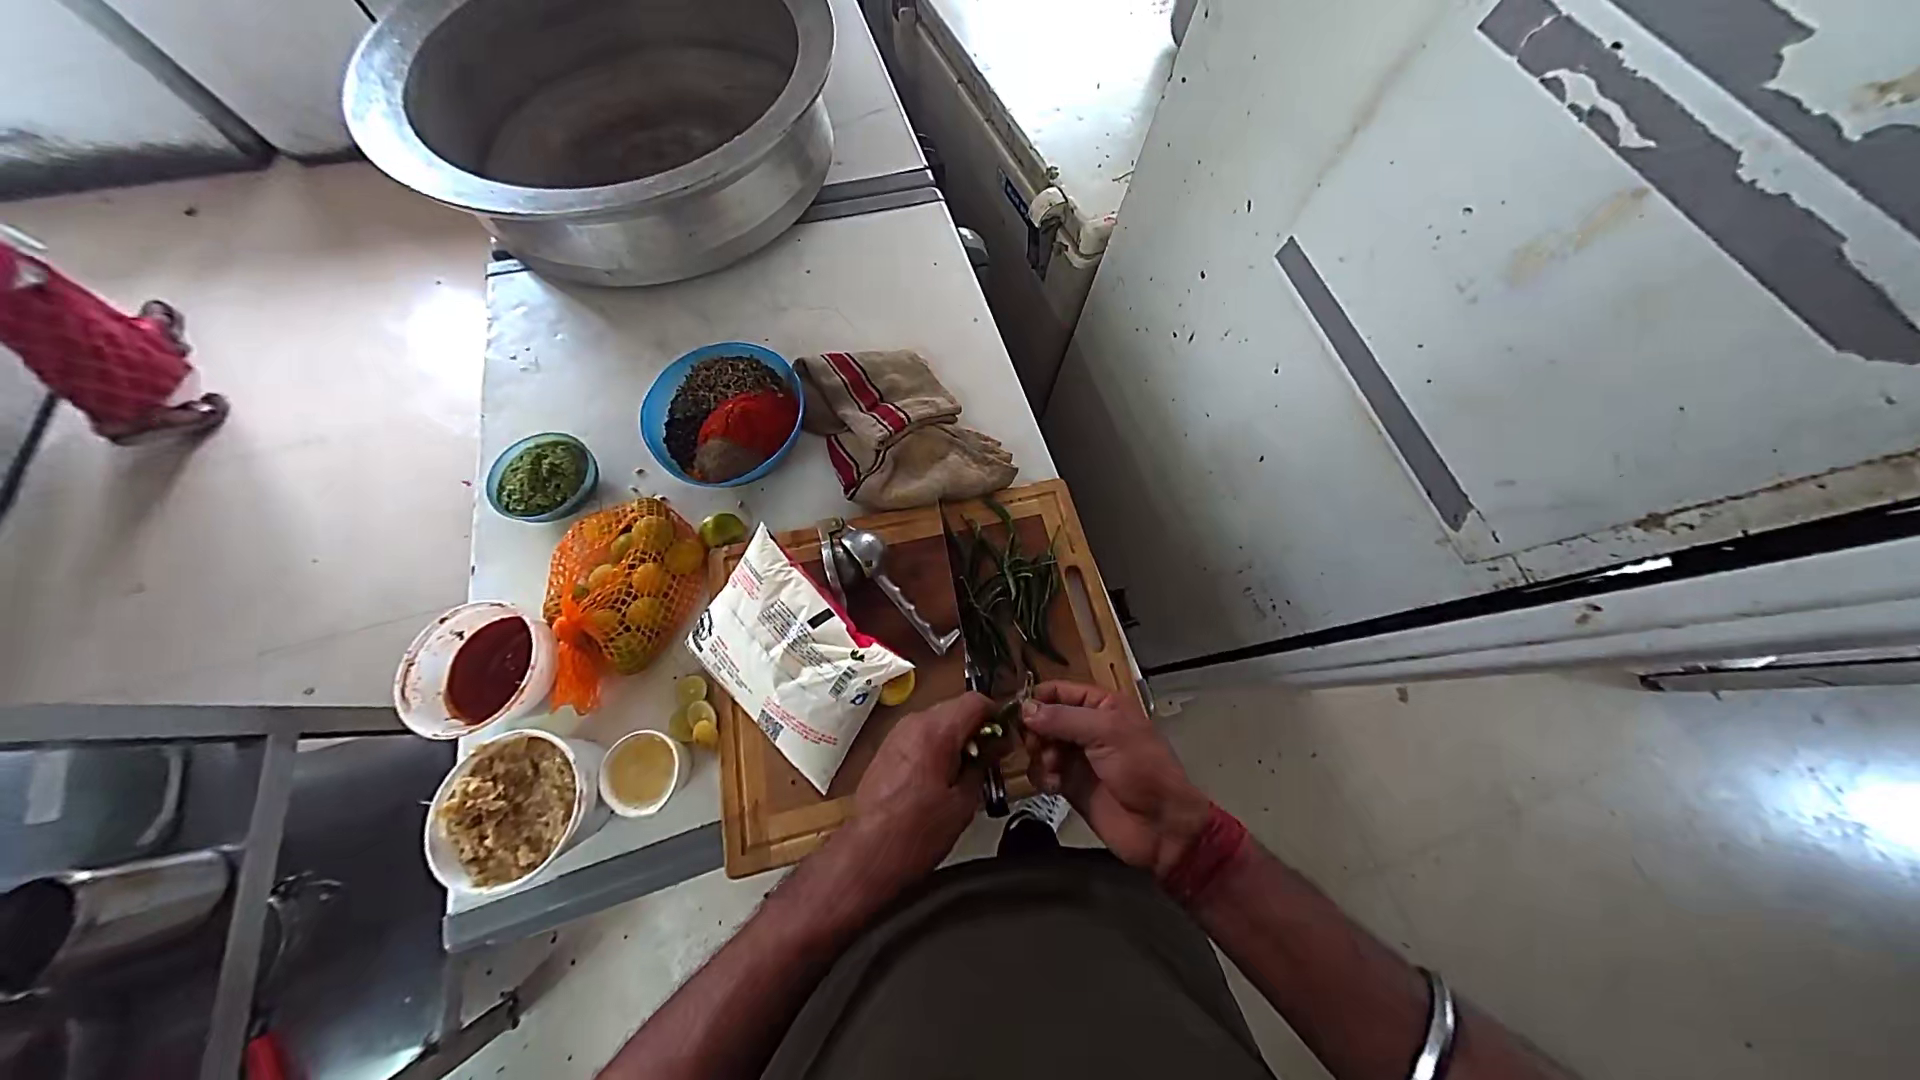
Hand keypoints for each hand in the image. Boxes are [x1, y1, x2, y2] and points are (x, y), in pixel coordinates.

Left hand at [835, 691, 990, 895]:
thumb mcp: (964, 802)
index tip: (1005, 738)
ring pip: (936, 720)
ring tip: (965, 769)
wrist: (867, 851)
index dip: (996, 715)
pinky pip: (918, 734)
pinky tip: (940, 775)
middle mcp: (914, 723)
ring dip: (955, 736)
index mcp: (937, 730)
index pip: (975, 701)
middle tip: (989, 757)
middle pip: (955, 708)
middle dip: (975, 727)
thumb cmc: (917, 831)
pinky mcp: (885, 748)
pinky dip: (934, 745)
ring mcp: (896, 733)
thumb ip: (982, 766)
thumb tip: (993, 748)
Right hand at [1022, 681, 1210, 877]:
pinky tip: (1055, 786)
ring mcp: (1077, 757)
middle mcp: (1087, 727)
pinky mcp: (1069, 784)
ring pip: (1040, 745)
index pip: (1060, 691)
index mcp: (1102, 706)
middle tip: (1037, 745)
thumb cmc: (1142, 770)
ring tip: (1053, 768)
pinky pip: (1042, 773)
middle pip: (1044, 718)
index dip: (1038, 698)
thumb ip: (1063, 718)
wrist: (1161, 828)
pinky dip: (1042, 777)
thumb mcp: (1107, 733)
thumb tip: (1025, 709)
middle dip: (1036, 730)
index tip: (1018, 712)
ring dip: (1039, 755)